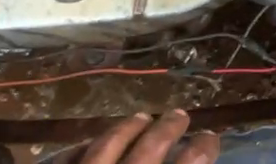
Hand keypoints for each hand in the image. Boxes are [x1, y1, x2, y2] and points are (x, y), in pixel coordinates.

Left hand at [79, 111, 220, 163]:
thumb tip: (198, 159)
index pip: (192, 160)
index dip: (204, 147)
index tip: (210, 137)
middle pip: (152, 145)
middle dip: (168, 127)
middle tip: (179, 115)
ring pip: (106, 145)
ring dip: (126, 128)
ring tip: (140, 118)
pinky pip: (65, 159)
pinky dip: (78, 150)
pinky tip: (86, 145)